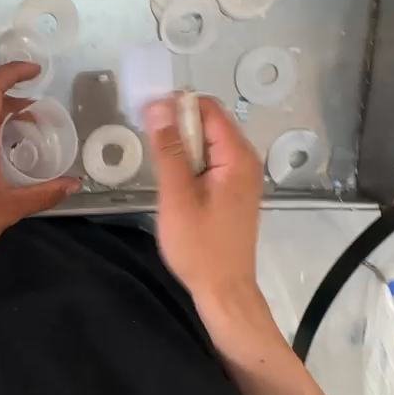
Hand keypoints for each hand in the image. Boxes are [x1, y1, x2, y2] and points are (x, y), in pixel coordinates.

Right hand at [144, 93, 263, 305]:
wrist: (224, 289)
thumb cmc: (200, 247)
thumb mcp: (177, 196)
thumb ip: (168, 149)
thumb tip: (160, 105)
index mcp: (237, 156)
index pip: (208, 109)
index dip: (176, 107)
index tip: (147, 120)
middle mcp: (245, 160)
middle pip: (209, 124)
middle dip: (177, 128)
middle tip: (151, 151)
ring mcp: (241, 177)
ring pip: (207, 145)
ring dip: (181, 149)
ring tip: (161, 172)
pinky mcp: (234, 191)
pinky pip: (210, 163)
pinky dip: (190, 166)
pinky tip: (175, 185)